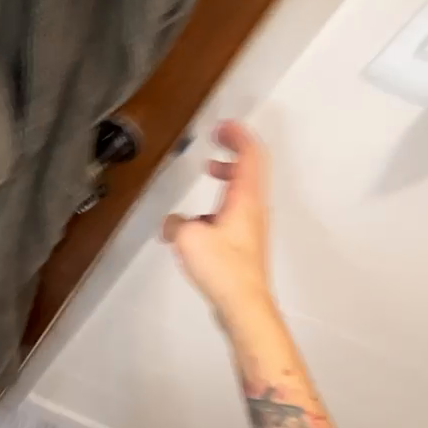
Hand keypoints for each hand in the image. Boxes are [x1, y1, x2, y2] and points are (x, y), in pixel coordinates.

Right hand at [162, 120, 272, 317]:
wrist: (244, 302)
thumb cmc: (224, 269)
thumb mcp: (188, 238)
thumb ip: (176, 224)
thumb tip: (173, 224)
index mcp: (245, 198)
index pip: (250, 153)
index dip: (238, 135)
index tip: (224, 125)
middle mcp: (254, 208)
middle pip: (251, 167)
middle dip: (234, 150)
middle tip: (218, 141)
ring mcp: (252, 226)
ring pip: (245, 188)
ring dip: (229, 174)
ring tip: (211, 170)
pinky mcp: (246, 243)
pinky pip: (237, 210)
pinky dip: (222, 200)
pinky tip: (201, 217)